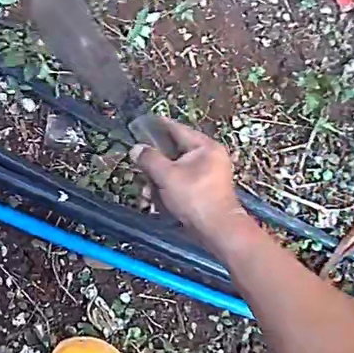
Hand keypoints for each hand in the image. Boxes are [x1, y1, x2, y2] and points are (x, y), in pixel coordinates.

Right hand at [132, 117, 253, 249]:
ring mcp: (208, 175)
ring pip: (175, 170)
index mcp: (205, 147)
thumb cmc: (195, 198)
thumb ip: (149, 159)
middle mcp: (209, 157)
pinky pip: (181, 183)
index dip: (157, 126)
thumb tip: (136, 148)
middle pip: (173, 152)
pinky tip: (157, 201)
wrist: (217, 230)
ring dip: (158, 180)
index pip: (177, 129)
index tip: (141, 122)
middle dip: (155, 164)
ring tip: (147, 192)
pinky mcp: (204, 191)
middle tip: (141, 170)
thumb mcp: (167, 175)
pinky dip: (168, 189)